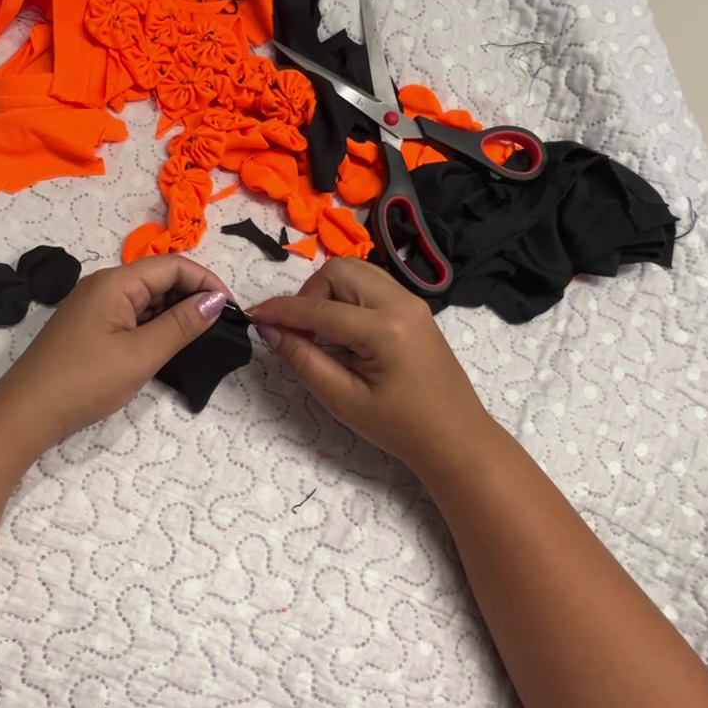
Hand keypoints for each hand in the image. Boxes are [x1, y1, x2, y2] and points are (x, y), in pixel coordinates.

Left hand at [0, 255, 233, 444]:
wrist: (26, 413)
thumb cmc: (84, 381)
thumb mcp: (140, 355)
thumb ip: (180, 326)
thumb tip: (216, 302)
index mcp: (115, 282)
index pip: (172, 265)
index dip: (206, 281)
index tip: (231, 310)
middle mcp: (104, 286)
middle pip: (159, 278)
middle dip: (192, 296)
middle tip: (221, 328)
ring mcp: (94, 308)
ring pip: (146, 299)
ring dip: (175, 314)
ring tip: (203, 339)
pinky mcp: (89, 329)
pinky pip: (131, 317)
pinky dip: (154, 327)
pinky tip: (169, 347)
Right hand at [248, 258, 491, 476]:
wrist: (455, 437)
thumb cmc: (399, 427)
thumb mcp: (342, 400)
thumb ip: (303, 360)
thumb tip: (269, 330)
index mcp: (384, 329)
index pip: (319, 308)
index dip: (280, 310)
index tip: (252, 316)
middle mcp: (401, 302)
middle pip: (338, 271)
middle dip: (309, 295)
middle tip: (299, 332)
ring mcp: (412, 301)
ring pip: (355, 271)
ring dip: (328, 292)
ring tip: (319, 331)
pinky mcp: (415, 307)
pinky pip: (371, 283)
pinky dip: (347, 296)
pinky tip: (342, 330)